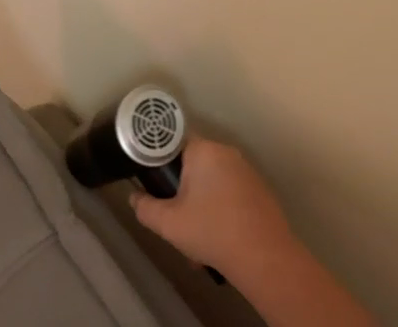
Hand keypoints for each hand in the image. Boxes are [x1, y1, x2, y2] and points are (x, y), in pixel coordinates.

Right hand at [129, 136, 296, 280]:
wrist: (262, 255)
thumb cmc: (211, 231)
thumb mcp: (168, 224)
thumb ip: (145, 208)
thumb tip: (135, 197)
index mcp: (204, 151)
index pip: (174, 142)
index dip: (161, 161)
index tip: (155, 183)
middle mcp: (226, 152)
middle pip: (194, 164)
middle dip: (182, 190)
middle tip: (174, 216)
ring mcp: (246, 169)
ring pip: (212, 182)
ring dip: (200, 203)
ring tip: (195, 236)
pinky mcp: (258, 187)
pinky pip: (229, 191)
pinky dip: (219, 208)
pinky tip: (217, 237)